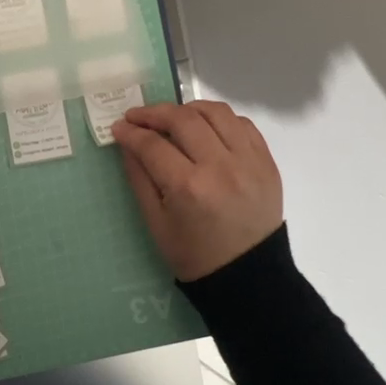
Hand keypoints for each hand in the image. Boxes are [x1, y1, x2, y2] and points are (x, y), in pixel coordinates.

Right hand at [111, 100, 282, 280]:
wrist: (248, 275)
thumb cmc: (195, 255)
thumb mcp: (156, 222)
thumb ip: (139, 177)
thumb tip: (127, 142)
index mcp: (188, 188)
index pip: (152, 145)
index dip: (131, 132)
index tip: (119, 127)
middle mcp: (220, 167)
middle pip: (183, 119)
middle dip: (154, 113)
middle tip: (138, 117)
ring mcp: (248, 161)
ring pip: (216, 113)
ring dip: (189, 109)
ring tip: (173, 117)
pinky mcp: (266, 162)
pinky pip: (243, 124)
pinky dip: (221, 120)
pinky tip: (206, 129)